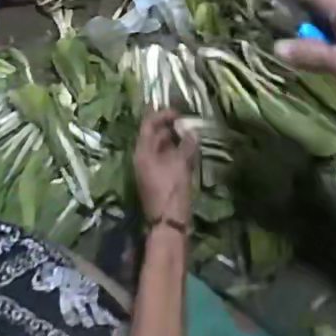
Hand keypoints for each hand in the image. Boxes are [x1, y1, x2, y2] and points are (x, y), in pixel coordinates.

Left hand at [133, 110, 197, 227]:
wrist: (169, 223)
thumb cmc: (172, 189)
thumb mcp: (181, 163)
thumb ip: (186, 144)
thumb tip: (193, 131)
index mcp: (142, 151)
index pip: (148, 124)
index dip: (162, 115)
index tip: (178, 112)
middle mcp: (142, 158)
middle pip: (154, 135)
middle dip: (169, 127)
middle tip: (187, 123)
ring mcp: (148, 169)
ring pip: (160, 148)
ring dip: (174, 141)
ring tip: (190, 135)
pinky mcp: (156, 179)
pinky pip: (164, 159)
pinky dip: (175, 153)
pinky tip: (189, 152)